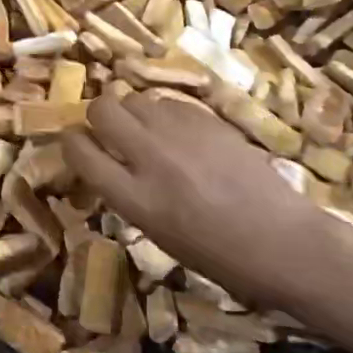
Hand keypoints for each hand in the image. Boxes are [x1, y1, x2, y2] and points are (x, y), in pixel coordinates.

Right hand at [64, 92, 340, 308]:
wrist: (281, 240)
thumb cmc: (217, 255)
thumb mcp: (157, 233)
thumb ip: (127, 192)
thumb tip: (109, 161)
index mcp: (135, 198)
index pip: (80, 151)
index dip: (71, 142)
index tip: (76, 142)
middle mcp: (151, 157)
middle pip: (102, 109)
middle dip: (99, 116)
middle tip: (111, 131)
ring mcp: (181, 133)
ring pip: (134, 97)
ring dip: (132, 112)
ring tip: (148, 131)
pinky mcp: (207, 118)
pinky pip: (168, 102)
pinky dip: (163, 113)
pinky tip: (179, 133)